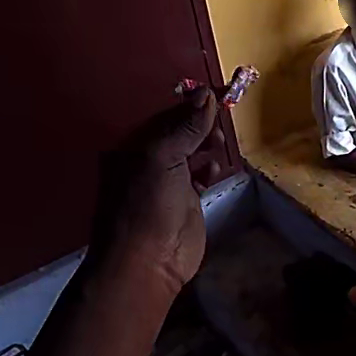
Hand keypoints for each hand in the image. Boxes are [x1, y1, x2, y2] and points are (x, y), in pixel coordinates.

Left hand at [101, 88, 225, 292]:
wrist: (148, 261)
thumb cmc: (148, 204)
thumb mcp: (163, 158)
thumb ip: (186, 127)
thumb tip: (207, 94)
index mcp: (133, 147)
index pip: (165, 117)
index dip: (191, 106)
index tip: (218, 95)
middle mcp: (147, 161)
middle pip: (180, 132)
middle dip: (201, 124)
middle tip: (223, 121)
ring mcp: (166, 182)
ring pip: (191, 152)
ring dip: (207, 145)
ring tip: (220, 143)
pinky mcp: (185, 201)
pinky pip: (199, 175)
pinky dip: (210, 169)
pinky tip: (216, 169)